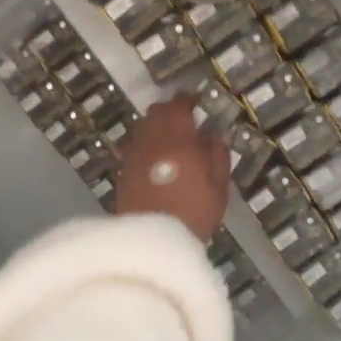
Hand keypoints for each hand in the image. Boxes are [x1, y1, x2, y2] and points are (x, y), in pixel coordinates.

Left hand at [113, 96, 230, 241]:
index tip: (196, 103)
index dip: (188, 101)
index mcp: (179, 137)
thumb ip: (218, 156)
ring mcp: (133, 154)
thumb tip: (214, 134)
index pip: (180, 105)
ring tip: (167, 139)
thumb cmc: (194, 213)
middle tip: (183, 122)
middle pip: (156, 112)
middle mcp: (152, 139)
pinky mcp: (122, 171)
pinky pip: (132, 147)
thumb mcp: (219, 187)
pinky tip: (153, 159)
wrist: (152, 240)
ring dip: (154, 127)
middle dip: (169, 112)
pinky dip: (143, 146)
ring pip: (141, 127)